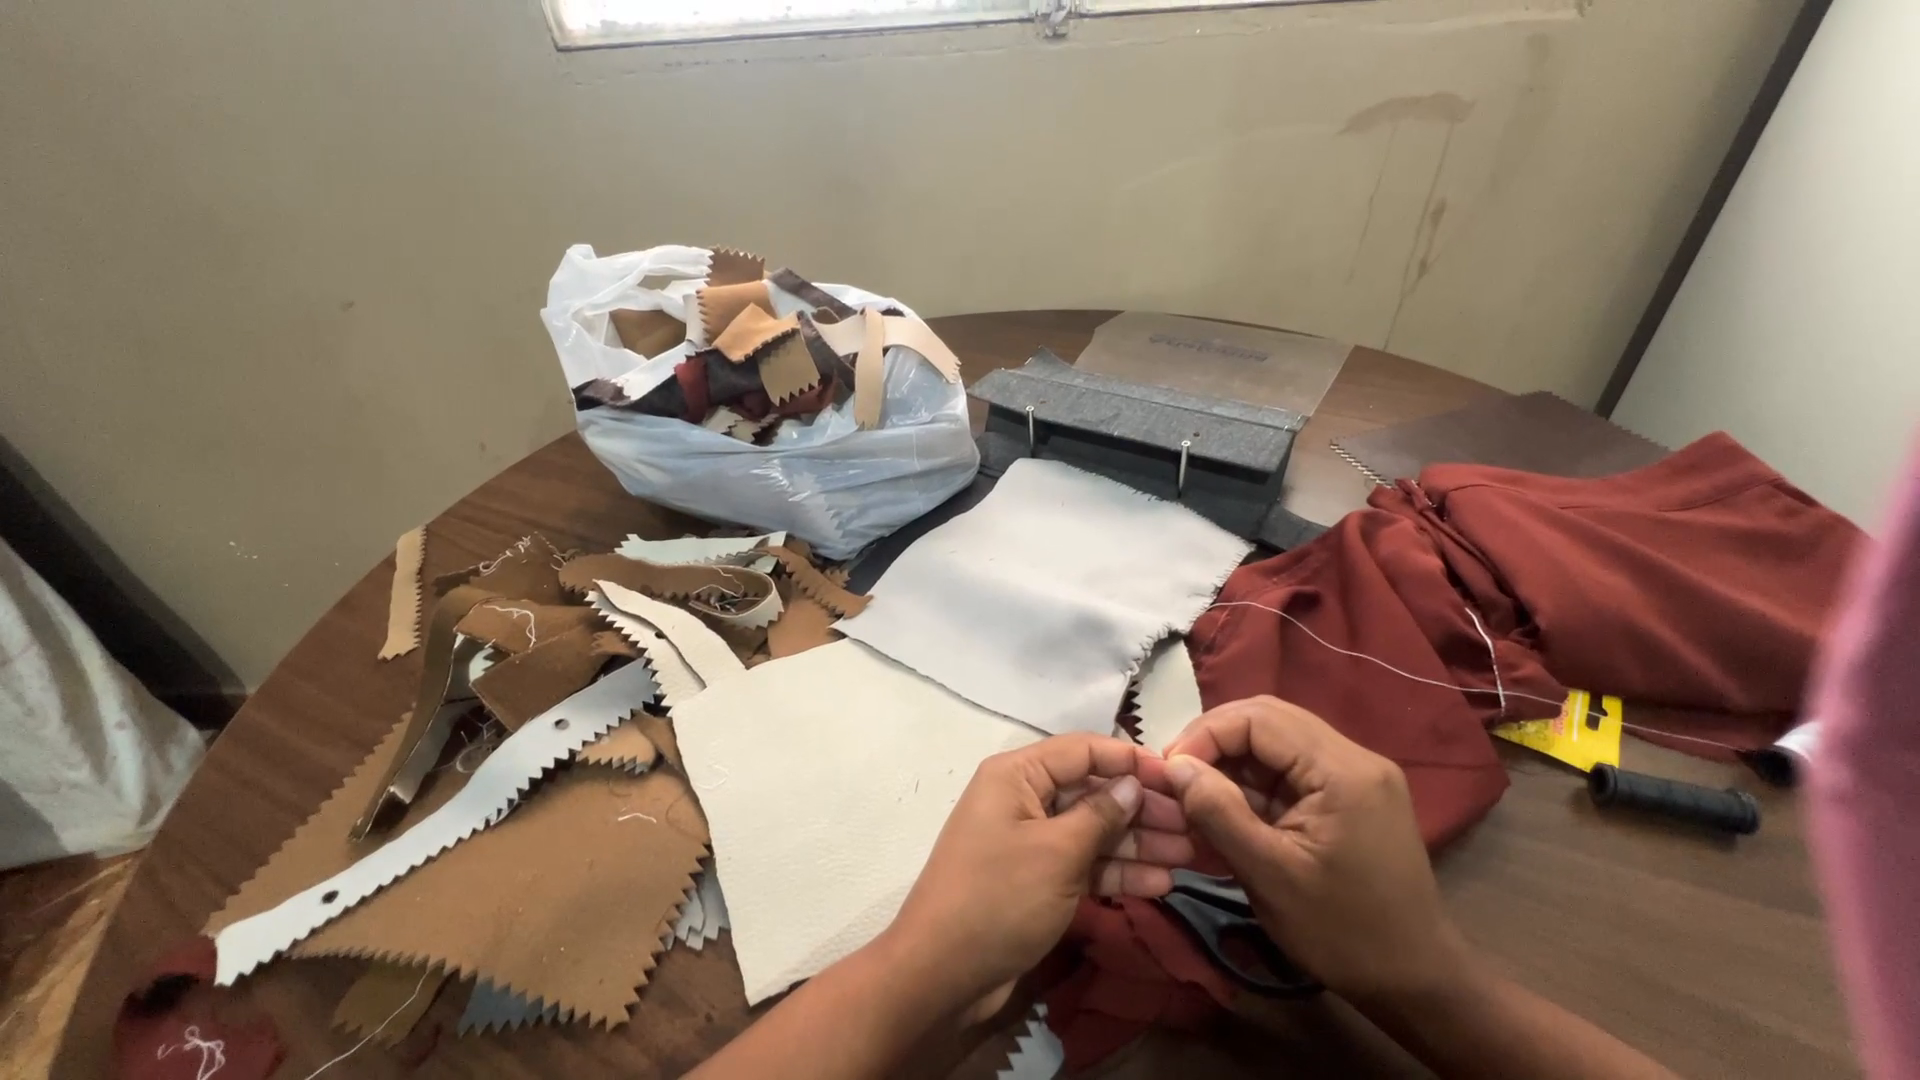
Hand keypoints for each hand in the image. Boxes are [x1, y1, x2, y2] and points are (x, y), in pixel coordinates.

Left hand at [883, 734, 1192, 1012]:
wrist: (943, 975)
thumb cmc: (999, 898)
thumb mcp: (1056, 853)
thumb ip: (1100, 815)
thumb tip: (1132, 784)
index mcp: (1016, 775)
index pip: (1082, 750)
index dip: (1130, 760)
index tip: (1179, 777)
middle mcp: (1022, 799)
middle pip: (1091, 791)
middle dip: (1141, 808)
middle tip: (1192, 825)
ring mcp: (1030, 841)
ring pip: (1092, 830)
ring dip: (1137, 843)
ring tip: (1189, 855)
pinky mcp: (1037, 879)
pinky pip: (1083, 863)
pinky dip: (1117, 871)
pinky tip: (1160, 883)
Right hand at [1161, 696, 1467, 1002]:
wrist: (1415, 981)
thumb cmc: (1341, 932)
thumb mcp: (1269, 876)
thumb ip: (1219, 813)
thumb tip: (1173, 766)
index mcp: (1343, 771)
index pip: (1260, 718)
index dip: (1206, 734)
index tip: (1170, 770)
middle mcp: (1354, 757)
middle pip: (1268, 718)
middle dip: (1214, 739)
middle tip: (1177, 774)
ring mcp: (1354, 773)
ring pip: (1275, 739)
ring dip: (1230, 758)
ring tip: (1194, 790)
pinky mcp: (1347, 793)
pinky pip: (1288, 766)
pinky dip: (1251, 779)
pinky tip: (1225, 804)